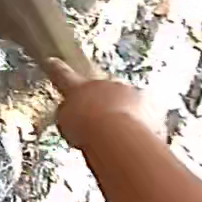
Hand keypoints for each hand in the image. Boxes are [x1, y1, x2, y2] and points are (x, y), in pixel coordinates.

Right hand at [43, 59, 161, 142]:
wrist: (117, 136)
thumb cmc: (86, 129)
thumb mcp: (65, 122)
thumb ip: (67, 112)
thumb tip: (70, 111)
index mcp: (78, 86)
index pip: (64, 75)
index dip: (57, 68)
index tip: (52, 61)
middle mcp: (103, 84)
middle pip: (101, 90)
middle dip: (101, 103)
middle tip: (98, 125)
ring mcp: (128, 93)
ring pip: (124, 101)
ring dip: (121, 114)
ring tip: (118, 138)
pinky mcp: (149, 106)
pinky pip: (144, 114)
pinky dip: (140, 124)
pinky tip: (135, 140)